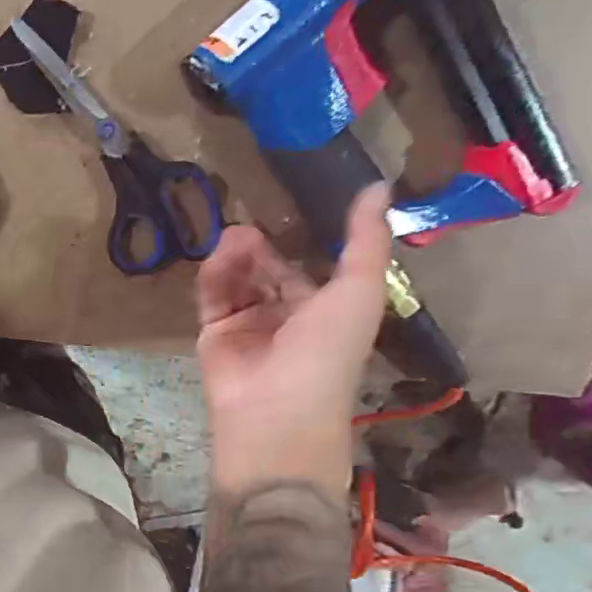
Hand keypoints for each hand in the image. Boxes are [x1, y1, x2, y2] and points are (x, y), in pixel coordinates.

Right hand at [195, 184, 391, 497]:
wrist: (276, 406)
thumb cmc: (327, 350)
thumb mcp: (359, 290)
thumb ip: (365, 240)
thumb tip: (378, 185)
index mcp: (324, 307)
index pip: (306, 267)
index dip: (299, 240)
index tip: (290, 206)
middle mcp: (284, 313)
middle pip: (266, 270)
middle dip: (260, 248)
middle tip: (248, 223)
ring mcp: (246, 323)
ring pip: (237, 280)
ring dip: (235, 257)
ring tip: (231, 237)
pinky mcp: (213, 331)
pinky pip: (213, 296)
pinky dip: (214, 276)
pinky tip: (218, 258)